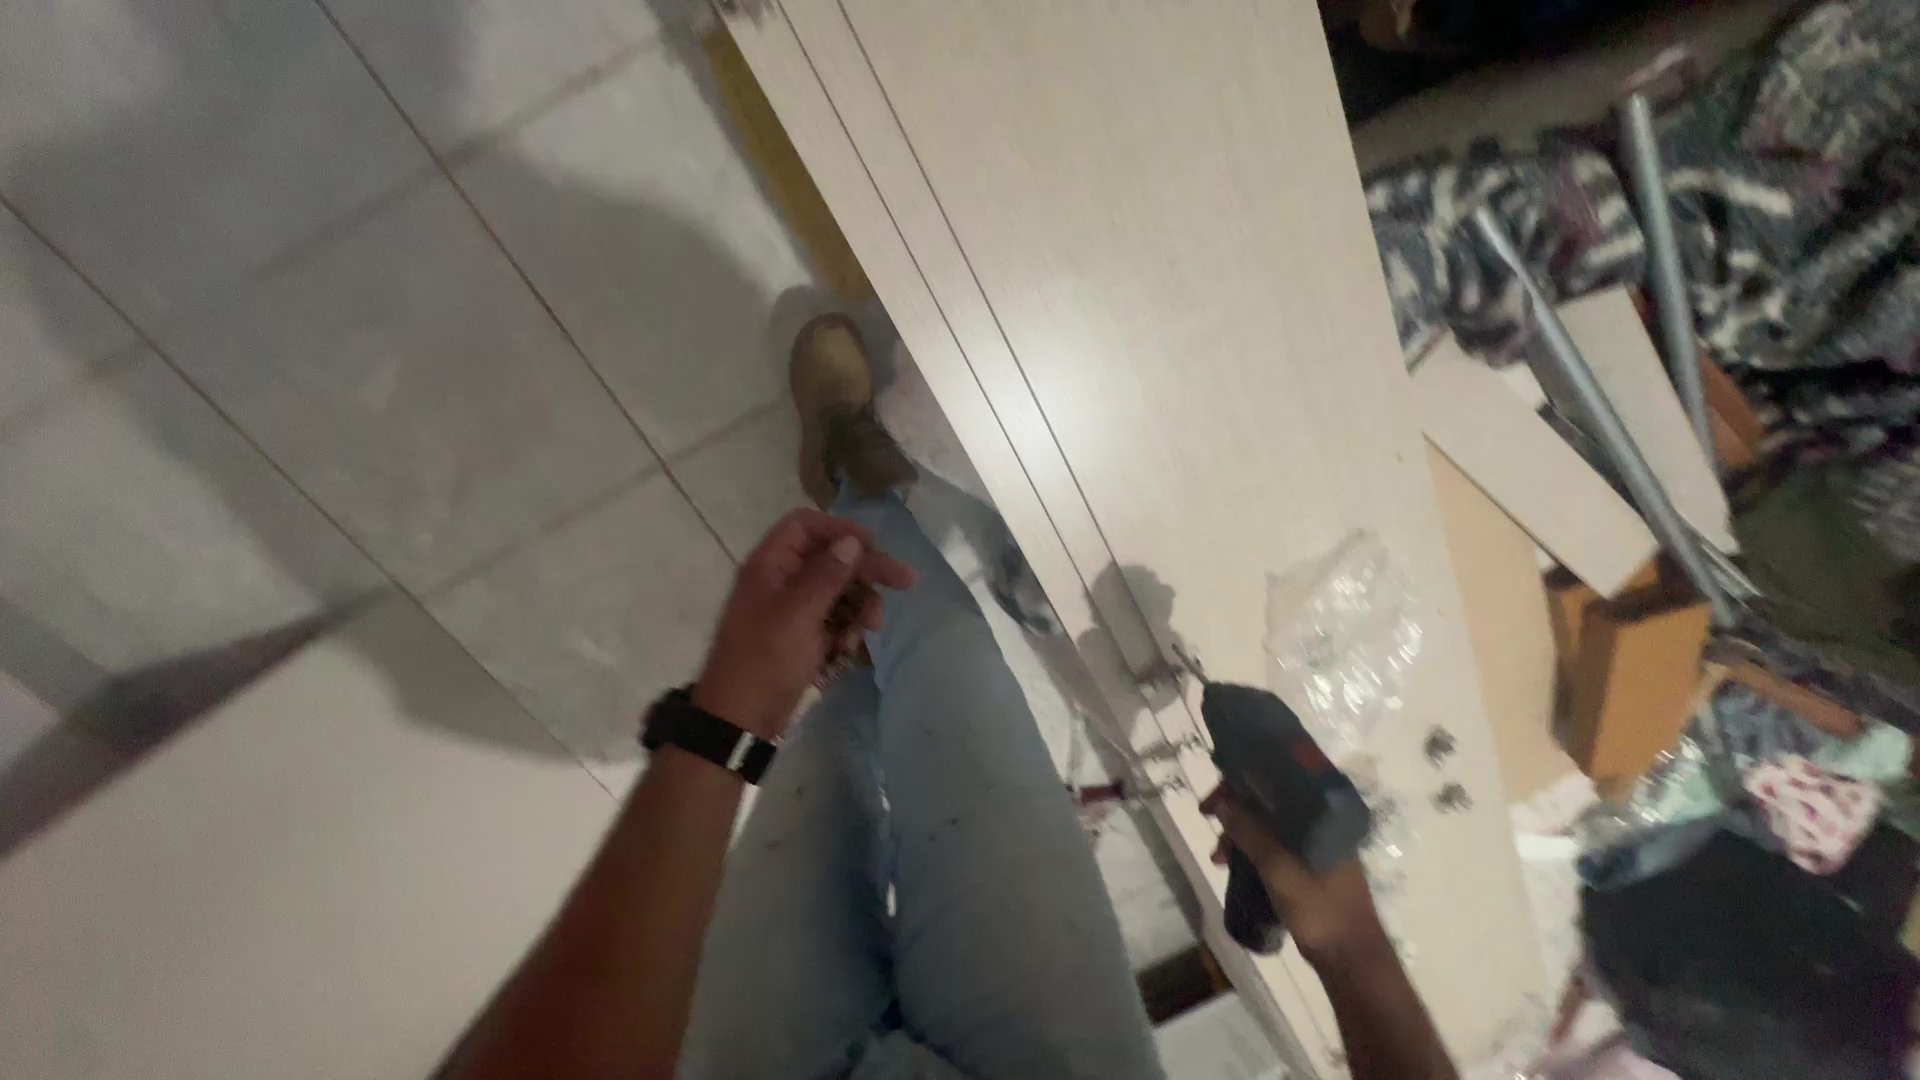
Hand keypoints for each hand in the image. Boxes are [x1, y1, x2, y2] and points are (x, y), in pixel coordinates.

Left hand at [691, 509, 915, 738]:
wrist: (740, 722)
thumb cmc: (765, 662)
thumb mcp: (798, 615)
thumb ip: (827, 575)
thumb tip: (852, 540)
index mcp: (770, 566)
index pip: (805, 526)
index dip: (839, 529)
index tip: (873, 545)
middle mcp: (781, 581)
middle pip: (831, 559)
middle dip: (866, 572)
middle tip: (906, 582)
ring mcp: (792, 610)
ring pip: (839, 593)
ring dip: (859, 609)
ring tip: (866, 632)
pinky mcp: (803, 637)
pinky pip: (834, 622)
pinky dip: (846, 632)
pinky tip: (845, 652)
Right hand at [1201, 785, 1388, 965]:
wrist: (1351, 961)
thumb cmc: (1320, 910)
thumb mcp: (1279, 869)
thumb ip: (1250, 833)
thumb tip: (1222, 802)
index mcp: (1322, 815)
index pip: (1279, 779)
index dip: (1243, 779)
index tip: (1217, 795)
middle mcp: (1319, 823)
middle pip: (1269, 800)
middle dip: (1235, 807)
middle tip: (1208, 816)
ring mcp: (1314, 845)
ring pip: (1267, 824)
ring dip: (1238, 832)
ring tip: (1218, 857)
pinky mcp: (1307, 865)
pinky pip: (1271, 844)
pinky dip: (1249, 849)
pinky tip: (1229, 865)